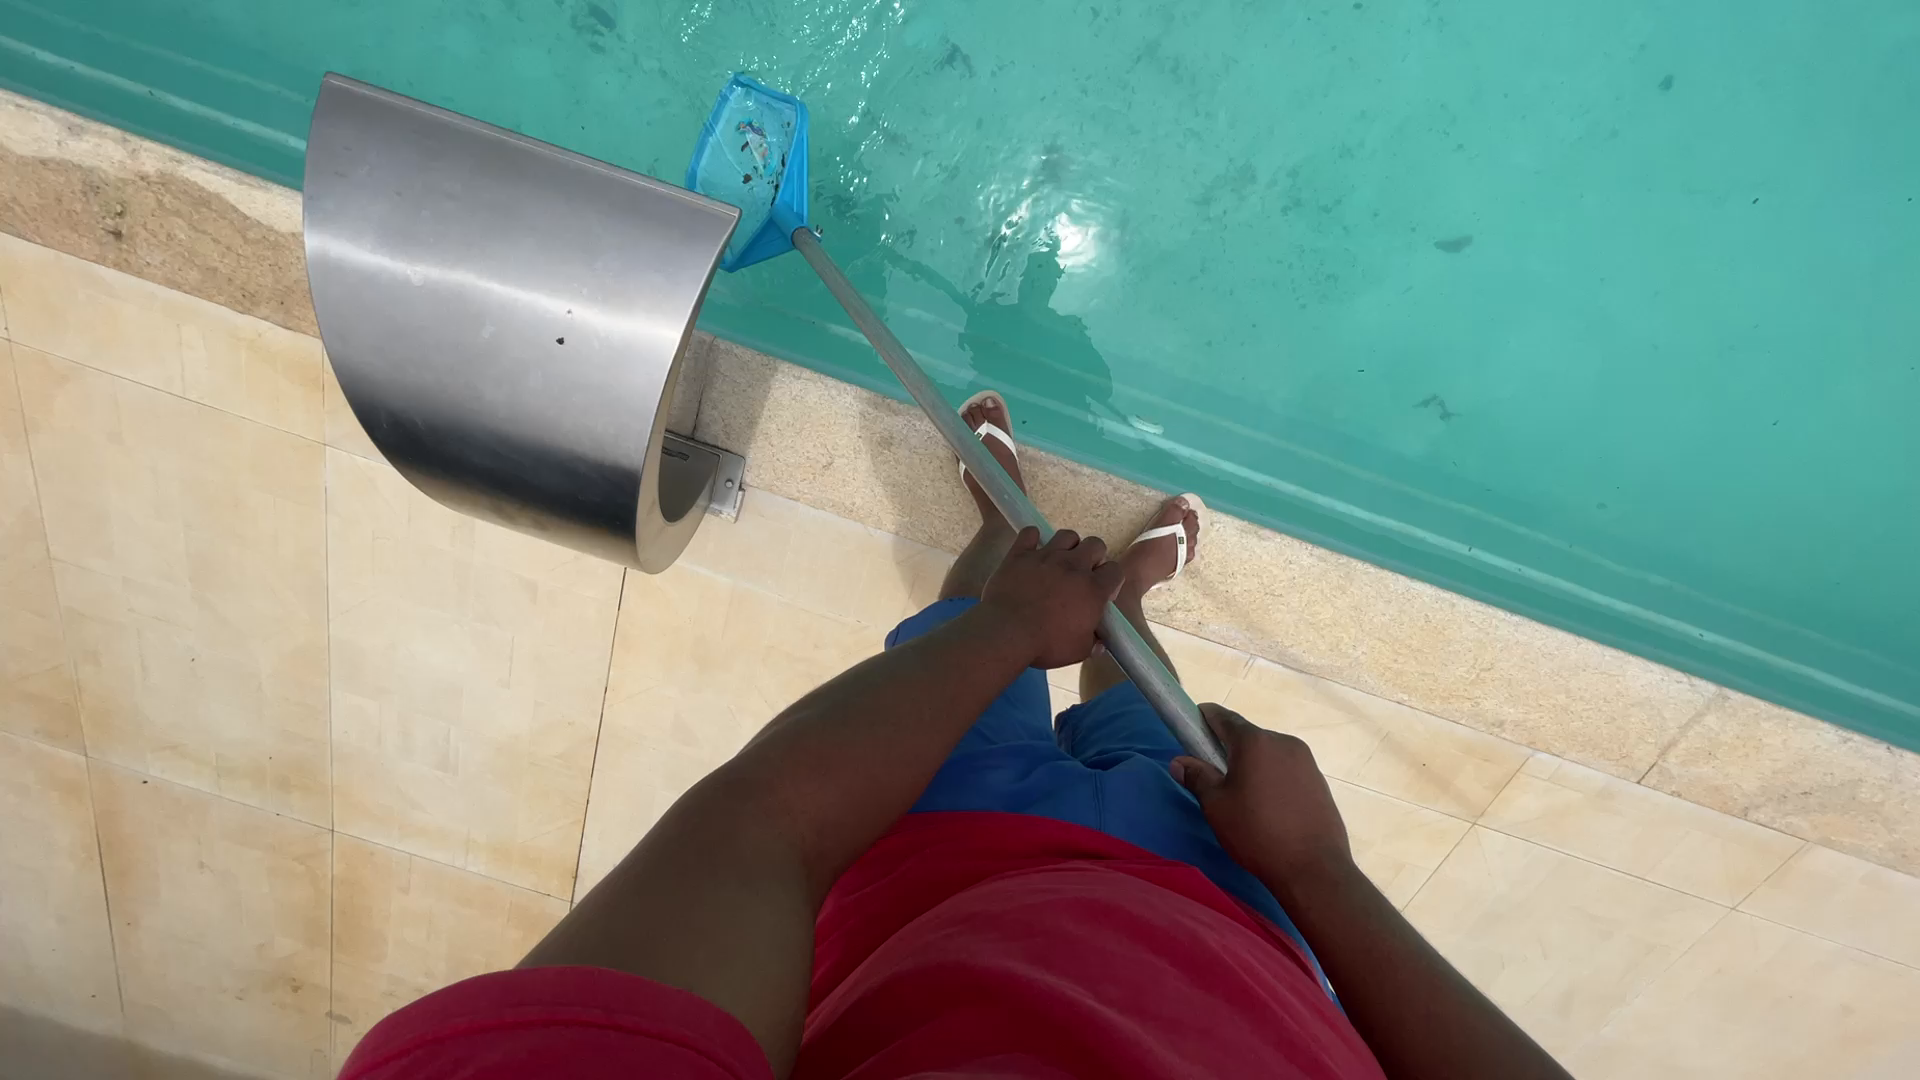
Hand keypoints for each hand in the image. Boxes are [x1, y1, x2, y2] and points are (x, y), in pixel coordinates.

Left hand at [978, 527, 1125, 668]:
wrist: (1007, 632)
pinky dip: (1032, 539)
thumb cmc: (1045, 645)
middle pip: (1095, 544)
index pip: (1115, 570)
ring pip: (1066, 535)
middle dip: (1093, 556)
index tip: (1101, 592)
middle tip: (1082, 573)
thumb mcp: (1078, 651)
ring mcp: (1046, 556)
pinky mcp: (1020, 554)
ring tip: (1059, 560)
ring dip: (1067, 545)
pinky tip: (1031, 551)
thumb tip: (1099, 642)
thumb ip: (1092, 641)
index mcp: (1092, 589)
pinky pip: (1030, 533)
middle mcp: (1073, 566)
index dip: (1111, 580)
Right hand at [1170, 704, 1355, 894]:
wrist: (1315, 870)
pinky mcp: (1320, 781)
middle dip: (1228, 749)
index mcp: (1255, 741)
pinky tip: (1269, 807)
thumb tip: (1179, 762)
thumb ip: (1196, 777)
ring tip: (1244, 798)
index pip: (1222, 716)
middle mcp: (1283, 741)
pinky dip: (1272, 778)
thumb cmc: (1257, 832)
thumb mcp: (1216, 805)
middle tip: (1215, 778)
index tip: (1191, 734)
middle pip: (1246, 736)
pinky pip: (1286, 769)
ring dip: (1252, 765)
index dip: (1203, 720)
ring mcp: (1306, 761)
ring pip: (1267, 753)